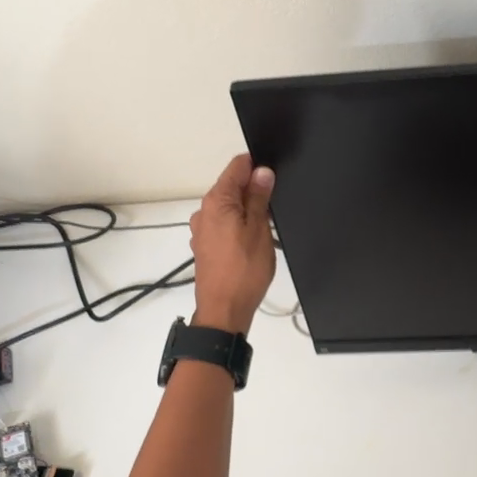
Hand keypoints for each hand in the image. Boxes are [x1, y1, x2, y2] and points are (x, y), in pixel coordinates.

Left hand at [189, 154, 276, 335]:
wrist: (224, 310)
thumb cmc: (244, 270)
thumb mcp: (259, 229)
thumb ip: (259, 197)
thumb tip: (262, 171)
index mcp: (217, 201)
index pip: (237, 166)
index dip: (257, 166)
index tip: (274, 178)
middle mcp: (204, 211)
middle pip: (231, 186)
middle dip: (253, 190)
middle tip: (275, 207)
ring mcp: (201, 229)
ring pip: (228, 207)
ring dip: (247, 210)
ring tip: (267, 229)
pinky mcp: (204, 246)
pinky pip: (223, 224)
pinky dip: (238, 225)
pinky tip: (252, 242)